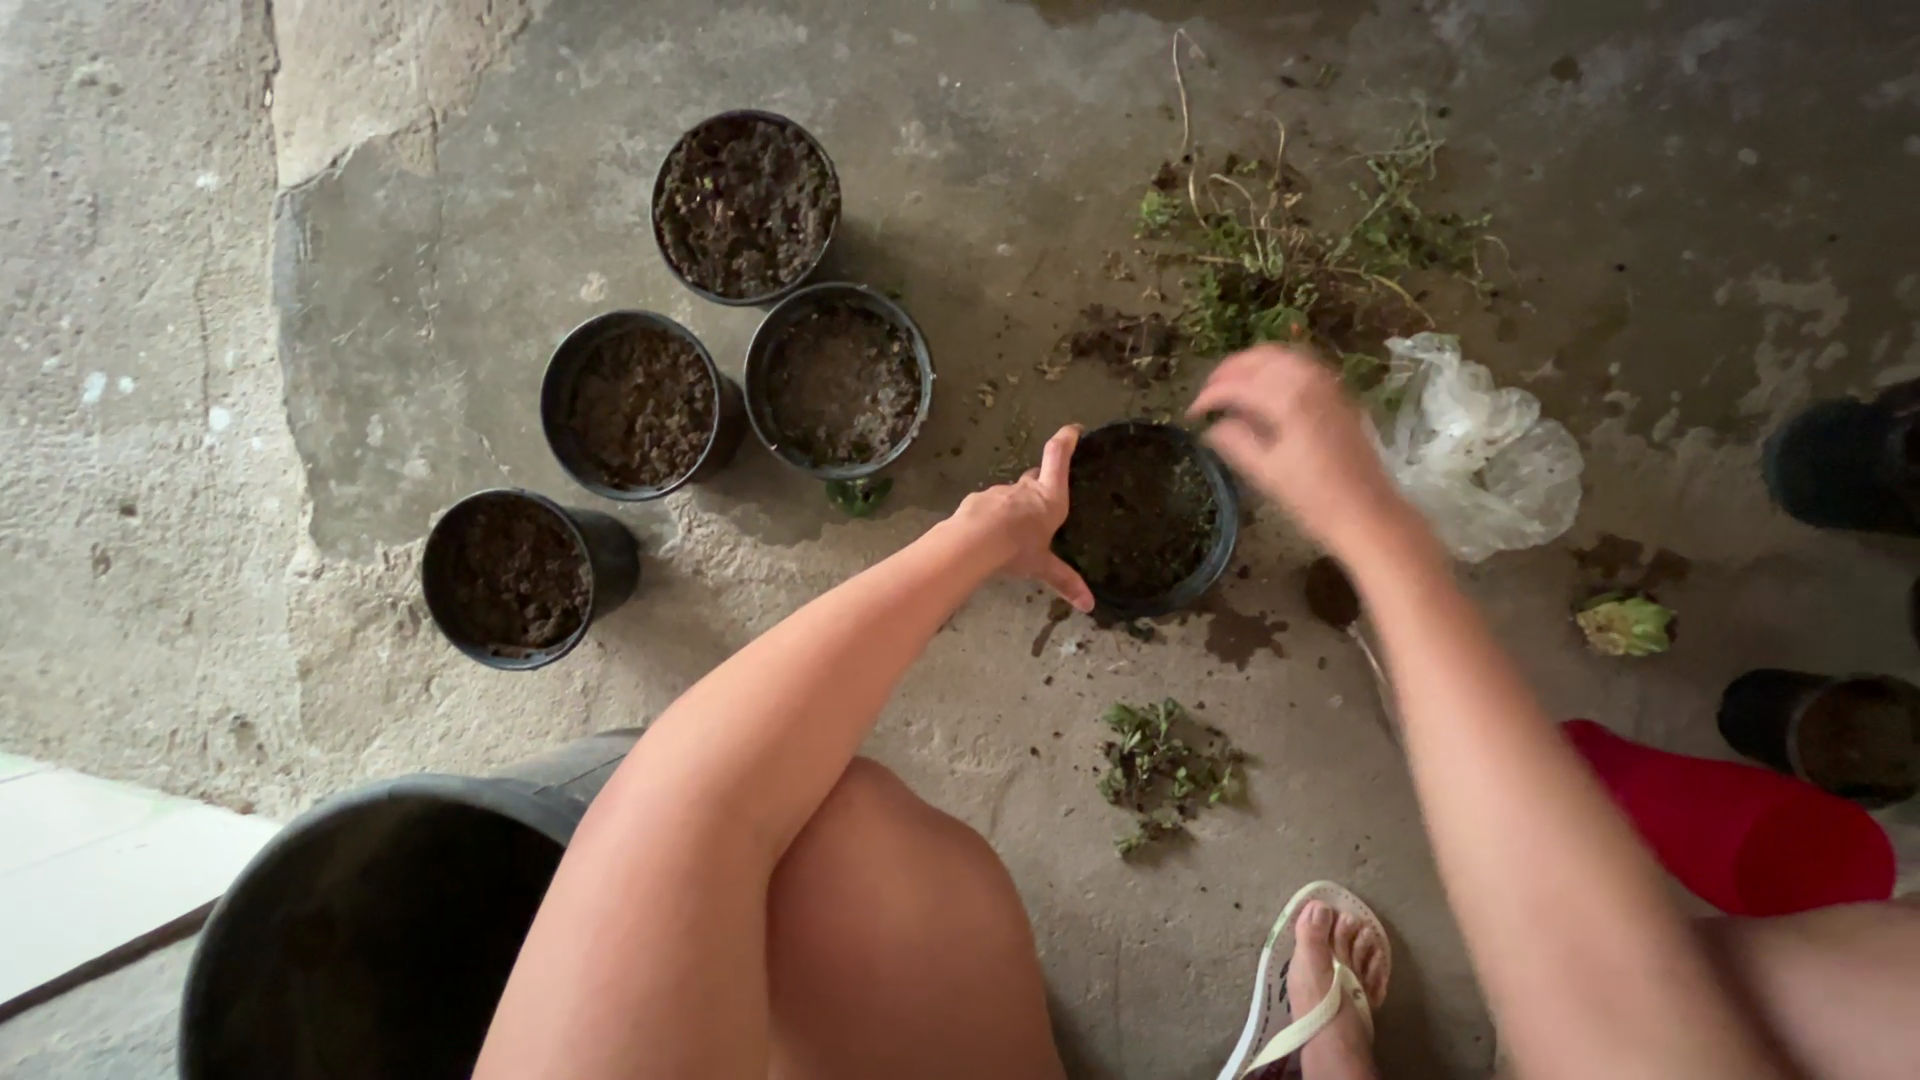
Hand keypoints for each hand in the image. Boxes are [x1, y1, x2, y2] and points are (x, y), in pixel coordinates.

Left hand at [950, 425, 1094, 611]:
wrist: (975, 543)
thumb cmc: (1018, 549)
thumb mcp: (1042, 567)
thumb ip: (1064, 581)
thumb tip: (1089, 606)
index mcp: (1049, 498)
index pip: (1058, 457)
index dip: (1065, 440)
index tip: (1072, 429)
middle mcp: (1025, 490)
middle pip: (1034, 476)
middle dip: (1038, 482)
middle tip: (1042, 497)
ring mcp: (998, 493)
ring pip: (1009, 495)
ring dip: (1012, 506)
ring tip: (1011, 530)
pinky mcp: (977, 502)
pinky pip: (987, 507)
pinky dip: (990, 517)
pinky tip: (988, 535)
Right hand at [1188, 345, 1413, 555]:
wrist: (1368, 512)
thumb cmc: (1313, 499)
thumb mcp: (1266, 474)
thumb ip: (1235, 442)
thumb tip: (1211, 428)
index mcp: (1288, 402)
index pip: (1238, 386)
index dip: (1210, 396)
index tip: (1192, 412)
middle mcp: (1310, 384)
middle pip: (1261, 358)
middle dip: (1230, 370)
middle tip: (1209, 391)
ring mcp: (1329, 387)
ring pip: (1285, 356)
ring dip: (1254, 364)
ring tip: (1233, 384)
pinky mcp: (1340, 396)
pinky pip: (1304, 366)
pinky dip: (1278, 368)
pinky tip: (1267, 388)